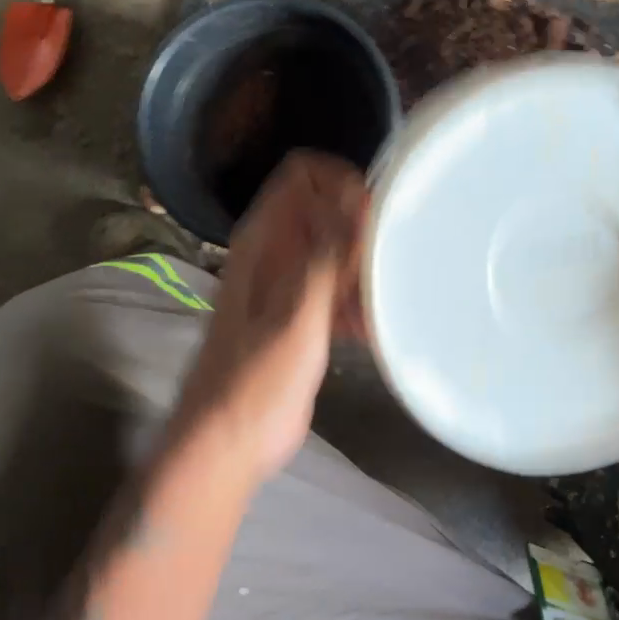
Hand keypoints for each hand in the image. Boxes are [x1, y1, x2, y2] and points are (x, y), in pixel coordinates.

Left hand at [171, 151, 367, 480]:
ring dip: (365, 268)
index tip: (375, 213)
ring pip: (337, 250)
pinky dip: (358, 301)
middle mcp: (276, 253)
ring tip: (386, 300)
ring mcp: (288, 286)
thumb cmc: (256, 381)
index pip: (303, 174)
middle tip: (391, 260)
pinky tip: (375, 329)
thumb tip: (358, 198)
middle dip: (363, 227)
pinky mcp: (302, 318)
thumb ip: (327, 257)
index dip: (341, 181)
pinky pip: (338, 289)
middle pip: (327, 210)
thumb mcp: (297, 316)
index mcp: (264, 241)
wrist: (227, 445)